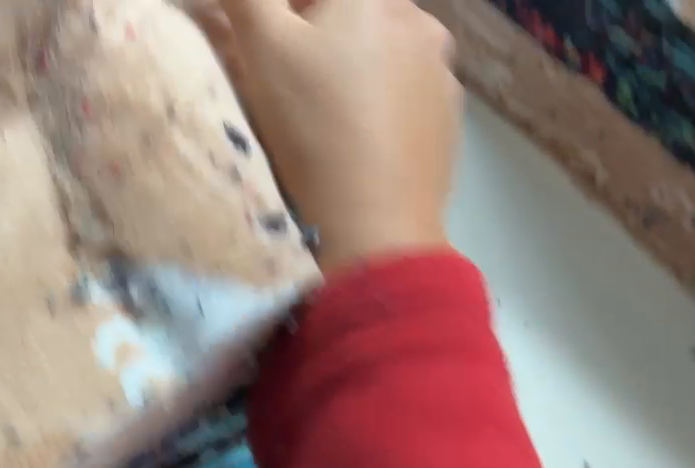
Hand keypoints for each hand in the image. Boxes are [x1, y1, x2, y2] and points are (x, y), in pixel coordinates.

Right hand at [210, 0, 462, 272]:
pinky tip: (350, 145)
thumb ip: (249, 1)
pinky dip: (376, 108)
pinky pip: (404, 94)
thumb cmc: (310, 129)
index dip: (278, 22)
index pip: (310, 1)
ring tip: (317, 125)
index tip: (256, 52)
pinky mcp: (445, 114)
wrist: (373, 218)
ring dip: (349, 73)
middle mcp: (414, 16)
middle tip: (280, 93)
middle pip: (350, 16)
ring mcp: (439, 65)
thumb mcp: (263, 53)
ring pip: (380, 54)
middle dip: (314, 42)